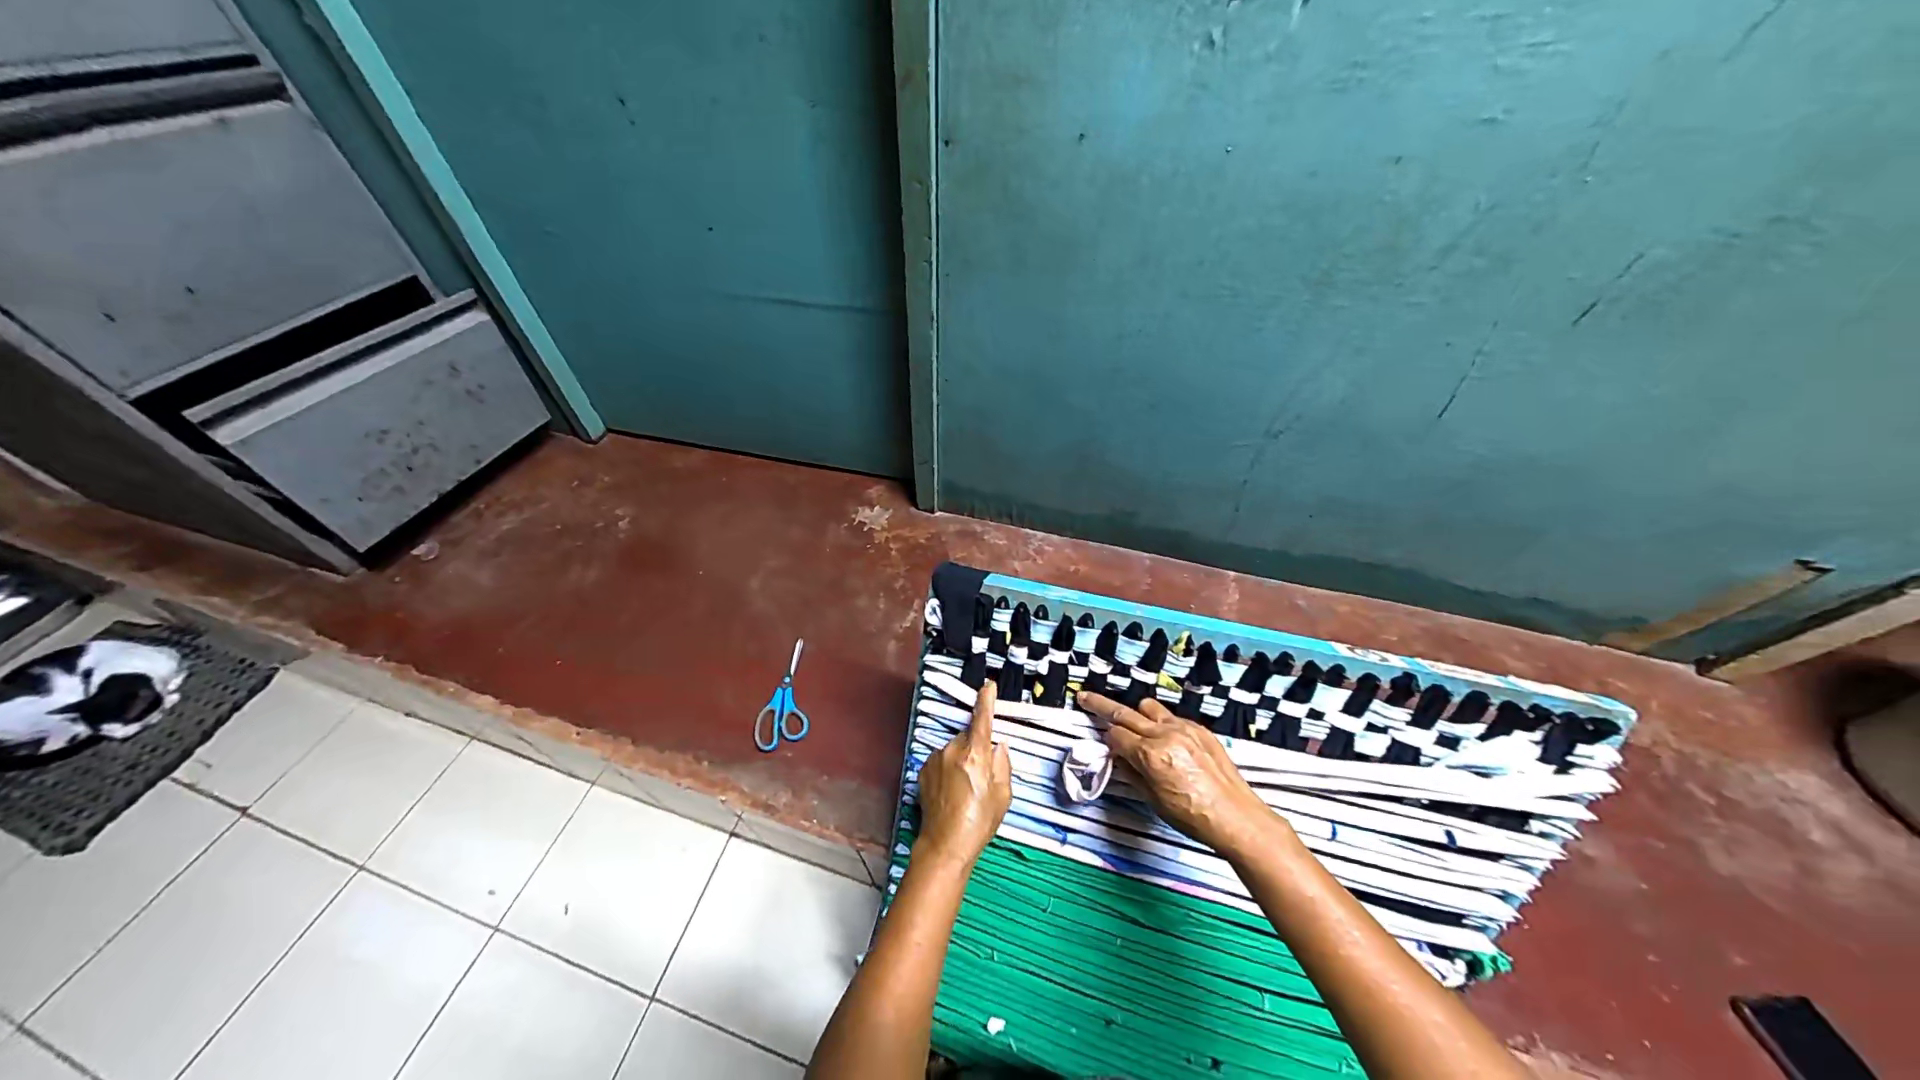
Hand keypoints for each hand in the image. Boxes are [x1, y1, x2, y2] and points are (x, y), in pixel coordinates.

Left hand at [918, 683, 1011, 869]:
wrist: (944, 845)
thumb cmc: (978, 822)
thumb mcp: (1002, 795)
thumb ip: (1002, 764)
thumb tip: (998, 746)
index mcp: (975, 755)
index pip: (982, 719)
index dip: (986, 701)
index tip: (988, 687)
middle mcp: (952, 751)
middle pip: (968, 737)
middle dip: (976, 749)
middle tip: (982, 776)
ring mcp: (935, 760)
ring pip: (954, 749)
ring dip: (961, 760)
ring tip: (965, 789)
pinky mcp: (923, 770)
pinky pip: (941, 761)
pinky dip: (948, 769)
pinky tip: (952, 791)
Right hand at [1077, 692, 1292, 860]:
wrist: (1236, 818)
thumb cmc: (1197, 816)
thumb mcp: (1153, 799)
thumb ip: (1131, 772)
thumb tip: (1119, 758)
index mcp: (1151, 755)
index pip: (1115, 734)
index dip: (1107, 741)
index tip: (1105, 745)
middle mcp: (1167, 735)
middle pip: (1124, 712)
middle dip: (1101, 705)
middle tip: (1086, 698)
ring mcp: (1185, 729)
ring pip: (1148, 707)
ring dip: (1136, 714)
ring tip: (1133, 726)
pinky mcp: (1200, 730)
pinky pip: (1171, 717)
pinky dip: (1161, 723)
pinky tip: (1163, 740)